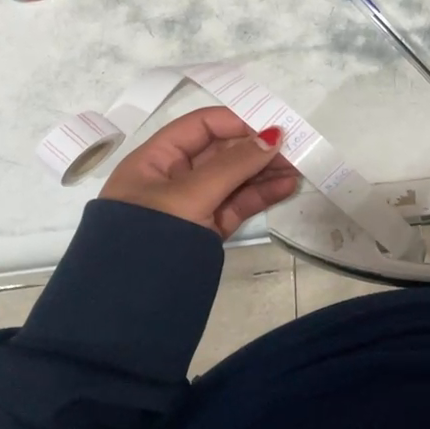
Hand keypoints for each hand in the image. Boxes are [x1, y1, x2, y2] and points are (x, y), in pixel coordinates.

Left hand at [100, 106, 301, 237]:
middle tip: (295, 148)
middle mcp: (173, 177)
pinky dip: (263, 194)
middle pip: (223, 151)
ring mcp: (192, 204)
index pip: (201, 126)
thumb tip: (274, 136)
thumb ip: (234, 164)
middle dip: (258, 147)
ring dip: (266, 171)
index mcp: (155, 160)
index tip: (273, 127)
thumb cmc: (151, 234)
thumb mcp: (190, 194)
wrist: (131, 307)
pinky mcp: (208, 228)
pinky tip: (286, 187)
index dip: (237, 121)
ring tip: (298, 168)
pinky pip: (239, 202)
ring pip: (235, 177)